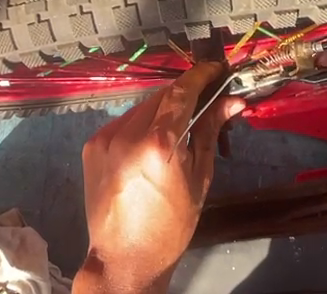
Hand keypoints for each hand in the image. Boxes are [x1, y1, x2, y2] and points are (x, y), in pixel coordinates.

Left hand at [78, 63, 244, 293]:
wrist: (124, 258)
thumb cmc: (170, 225)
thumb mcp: (198, 179)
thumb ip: (211, 132)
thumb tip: (233, 102)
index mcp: (160, 143)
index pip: (182, 91)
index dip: (200, 75)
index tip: (214, 68)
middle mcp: (129, 133)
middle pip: (162, 95)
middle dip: (184, 94)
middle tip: (203, 100)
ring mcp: (107, 137)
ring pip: (142, 106)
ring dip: (161, 109)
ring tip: (175, 128)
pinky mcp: (93, 144)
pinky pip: (124, 122)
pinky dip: (140, 124)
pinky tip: (148, 144)